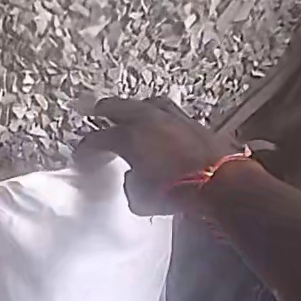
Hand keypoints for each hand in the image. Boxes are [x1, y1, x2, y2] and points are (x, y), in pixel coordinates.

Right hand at [78, 96, 236, 214]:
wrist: (219, 184)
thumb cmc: (177, 192)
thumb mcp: (140, 197)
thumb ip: (130, 181)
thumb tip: (133, 175)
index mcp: (129, 137)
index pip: (97, 139)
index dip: (85, 147)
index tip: (81, 153)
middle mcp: (148, 120)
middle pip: (118, 107)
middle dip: (102, 110)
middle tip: (93, 110)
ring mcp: (171, 117)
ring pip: (144, 103)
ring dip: (132, 106)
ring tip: (125, 109)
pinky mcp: (191, 120)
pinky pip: (167, 109)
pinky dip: (156, 113)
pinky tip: (156, 118)